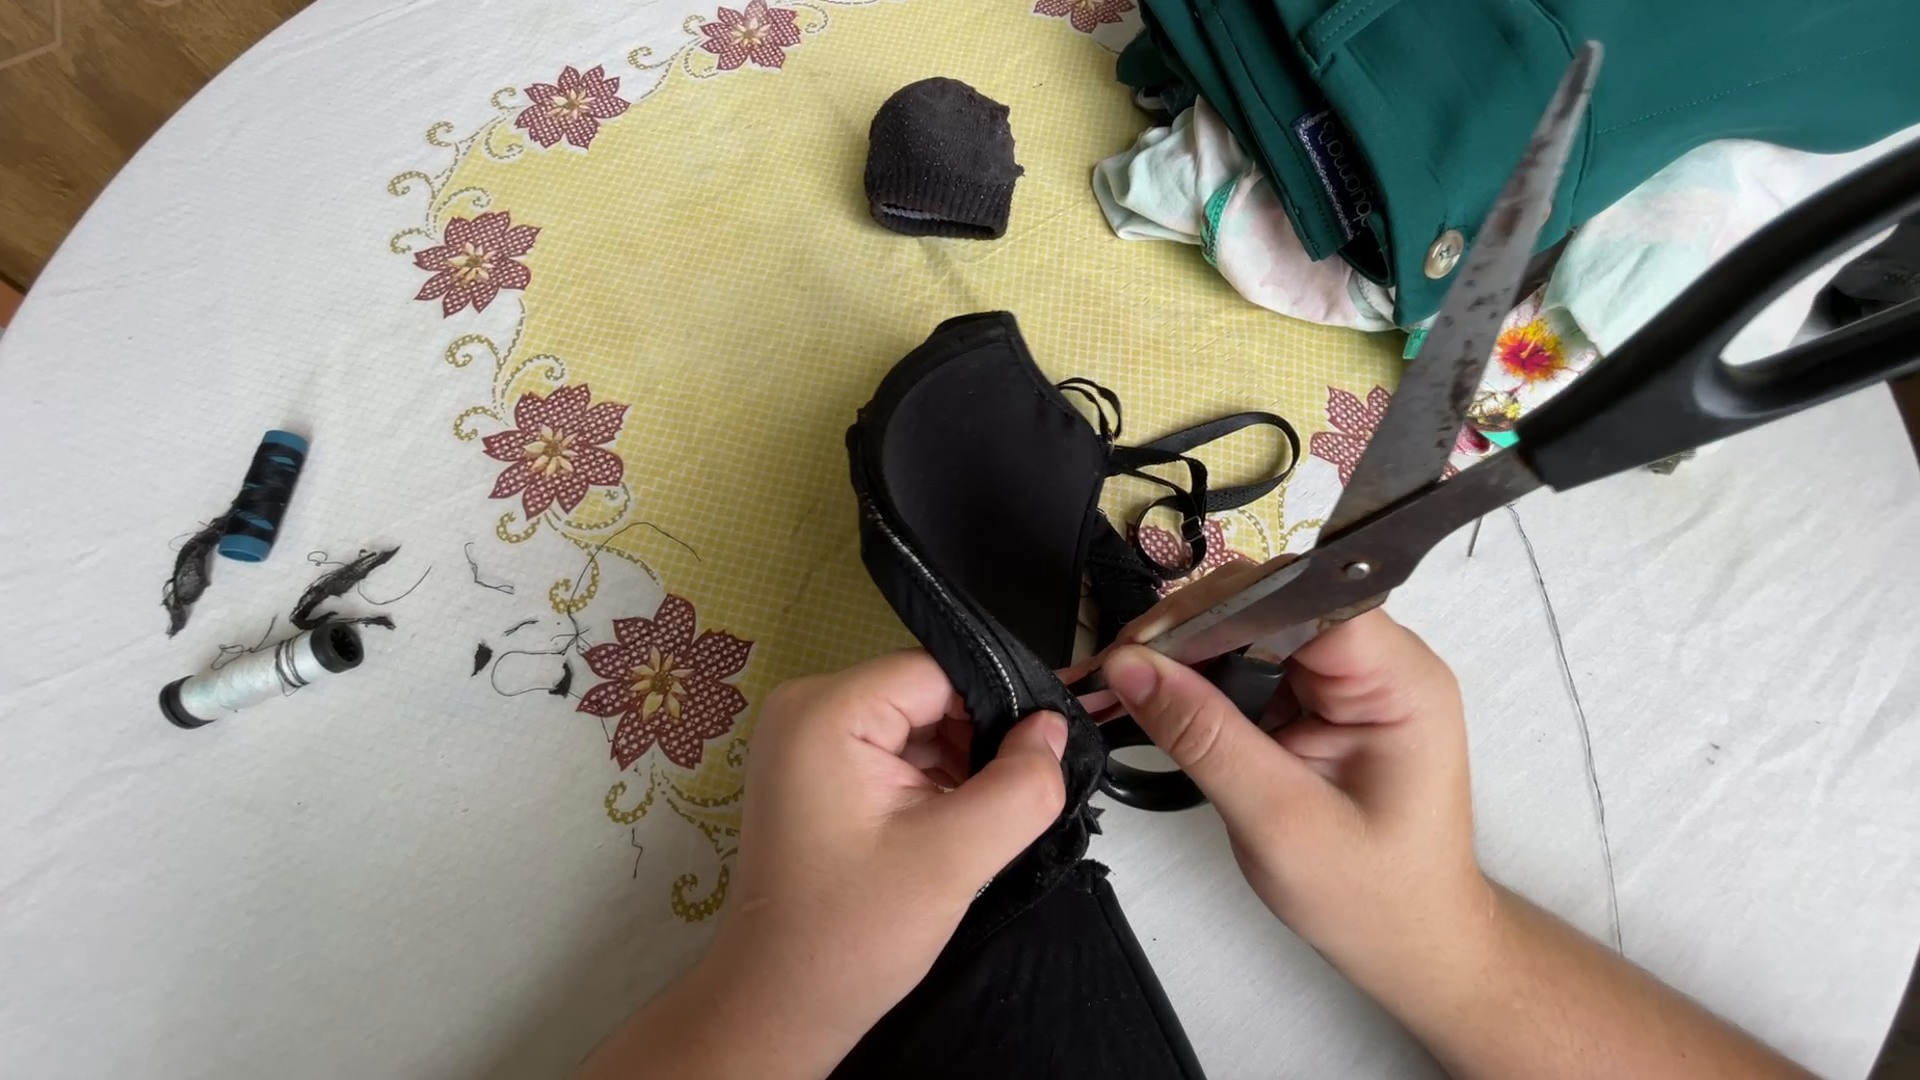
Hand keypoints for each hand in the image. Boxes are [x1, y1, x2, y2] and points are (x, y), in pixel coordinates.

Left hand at [580, 651, 1067, 1079]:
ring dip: (956, 757)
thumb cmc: (852, 935)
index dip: (995, 704)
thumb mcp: (953, 859)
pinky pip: (893, 743)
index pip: (936, 672)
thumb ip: (1020, 786)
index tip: (1037, 751)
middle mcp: (808, 704)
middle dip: (976, 735)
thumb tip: (1053, 727)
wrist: (777, 1003)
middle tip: (1014, 790)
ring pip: (914, 717)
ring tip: (982, 810)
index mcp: (825, 710)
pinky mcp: (816, 761)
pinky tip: (952, 813)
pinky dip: (930, 771)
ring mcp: (807, 733)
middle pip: (925, 691)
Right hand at [1091, 570, 1812, 1079]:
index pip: (1292, 594)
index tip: (1133, 647)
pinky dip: (1189, 675)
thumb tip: (1130, 667)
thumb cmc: (1375, 897)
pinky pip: (1242, 658)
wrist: (1420, 947)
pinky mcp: (1314, 691)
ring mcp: (1341, 668)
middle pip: (1260, 599)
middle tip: (1107, 670)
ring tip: (1114, 686)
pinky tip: (1148, 699)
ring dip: (1176, 652)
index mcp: (1391, 670)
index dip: (1206, 609)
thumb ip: (1205, 734)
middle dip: (1177, 629)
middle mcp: (1370, 651)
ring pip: (1244, 624)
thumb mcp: (1280, 821)